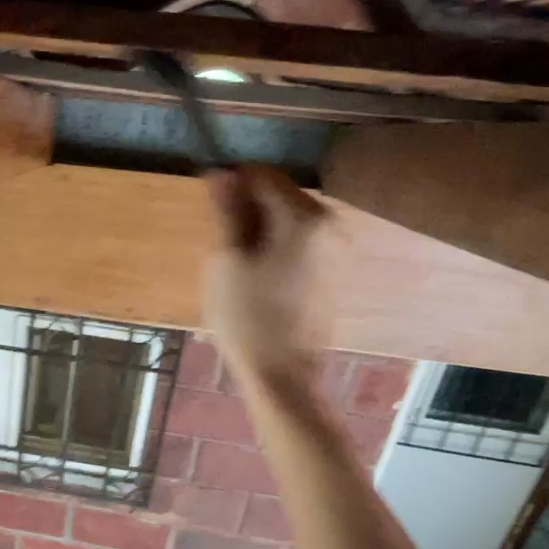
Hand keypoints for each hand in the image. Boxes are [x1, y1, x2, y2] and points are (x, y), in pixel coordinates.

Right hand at [200, 165, 341, 384]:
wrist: (282, 375)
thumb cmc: (247, 318)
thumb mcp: (227, 260)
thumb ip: (227, 211)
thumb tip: (221, 173)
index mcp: (305, 218)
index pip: (263, 176)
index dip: (232, 186)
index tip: (210, 211)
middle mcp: (330, 225)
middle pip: (281, 195)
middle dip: (249, 209)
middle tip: (223, 246)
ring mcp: (338, 249)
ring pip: (290, 219)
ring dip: (262, 229)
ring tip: (239, 265)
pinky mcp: (335, 272)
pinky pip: (301, 242)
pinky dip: (278, 247)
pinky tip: (259, 278)